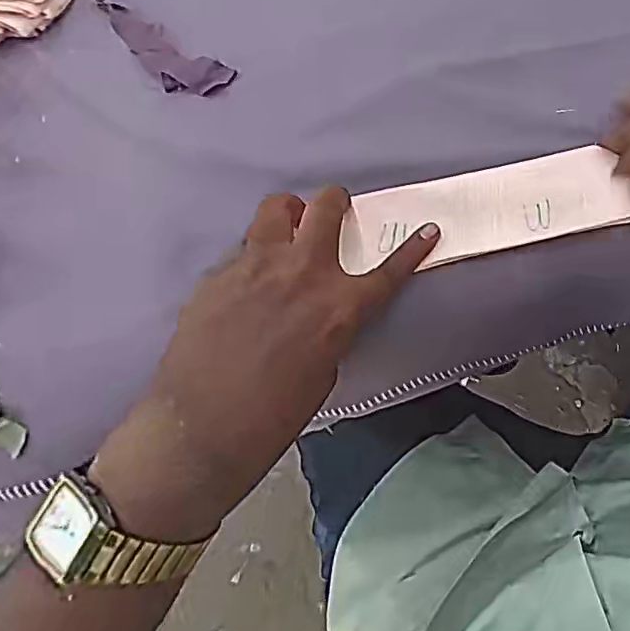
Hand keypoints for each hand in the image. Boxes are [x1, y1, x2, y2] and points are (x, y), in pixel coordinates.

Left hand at [91, 189, 436, 539]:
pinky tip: (245, 284)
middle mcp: (303, 273)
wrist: (201, 429)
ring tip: (288, 227)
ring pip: (276, 208)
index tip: (428, 230)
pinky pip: (242, 250)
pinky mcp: (218, 275)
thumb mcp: (325, 367)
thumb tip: (321, 309)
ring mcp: (256, 267)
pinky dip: (253, 257)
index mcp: (340, 306)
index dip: (414, 248)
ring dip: (290, 213)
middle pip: (326, 208)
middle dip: (336, 201)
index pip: (389, 270)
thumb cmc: (274, 414)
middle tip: (336, 208)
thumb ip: (332, 325)